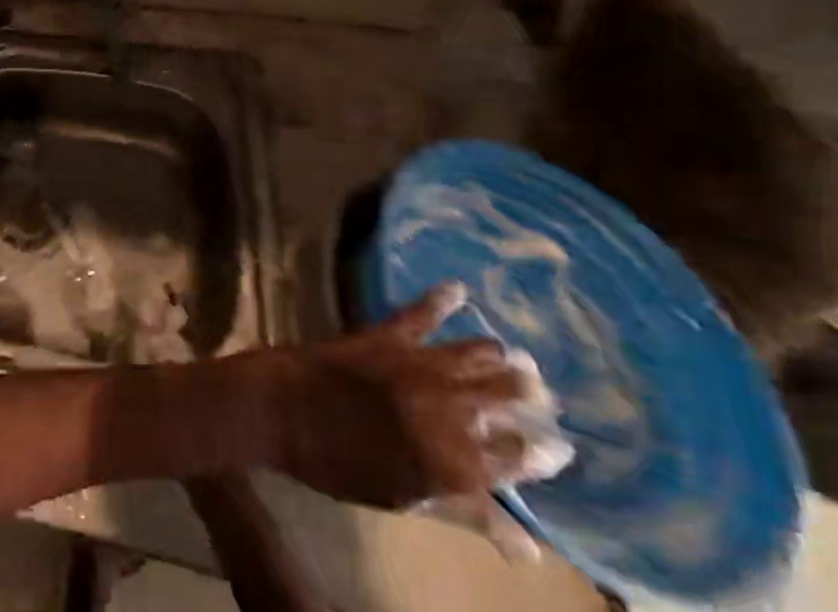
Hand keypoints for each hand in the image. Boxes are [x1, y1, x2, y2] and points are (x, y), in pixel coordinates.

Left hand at [264, 283, 568, 510]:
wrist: (278, 412)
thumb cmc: (336, 465)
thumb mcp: (401, 499)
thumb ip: (465, 513)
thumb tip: (529, 548)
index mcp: (453, 458)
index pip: (518, 457)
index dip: (541, 453)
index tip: (558, 448)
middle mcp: (447, 408)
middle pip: (507, 397)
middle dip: (530, 397)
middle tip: (542, 395)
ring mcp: (417, 365)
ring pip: (476, 355)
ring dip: (500, 356)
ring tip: (517, 356)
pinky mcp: (387, 334)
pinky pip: (421, 312)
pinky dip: (441, 298)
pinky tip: (458, 288)